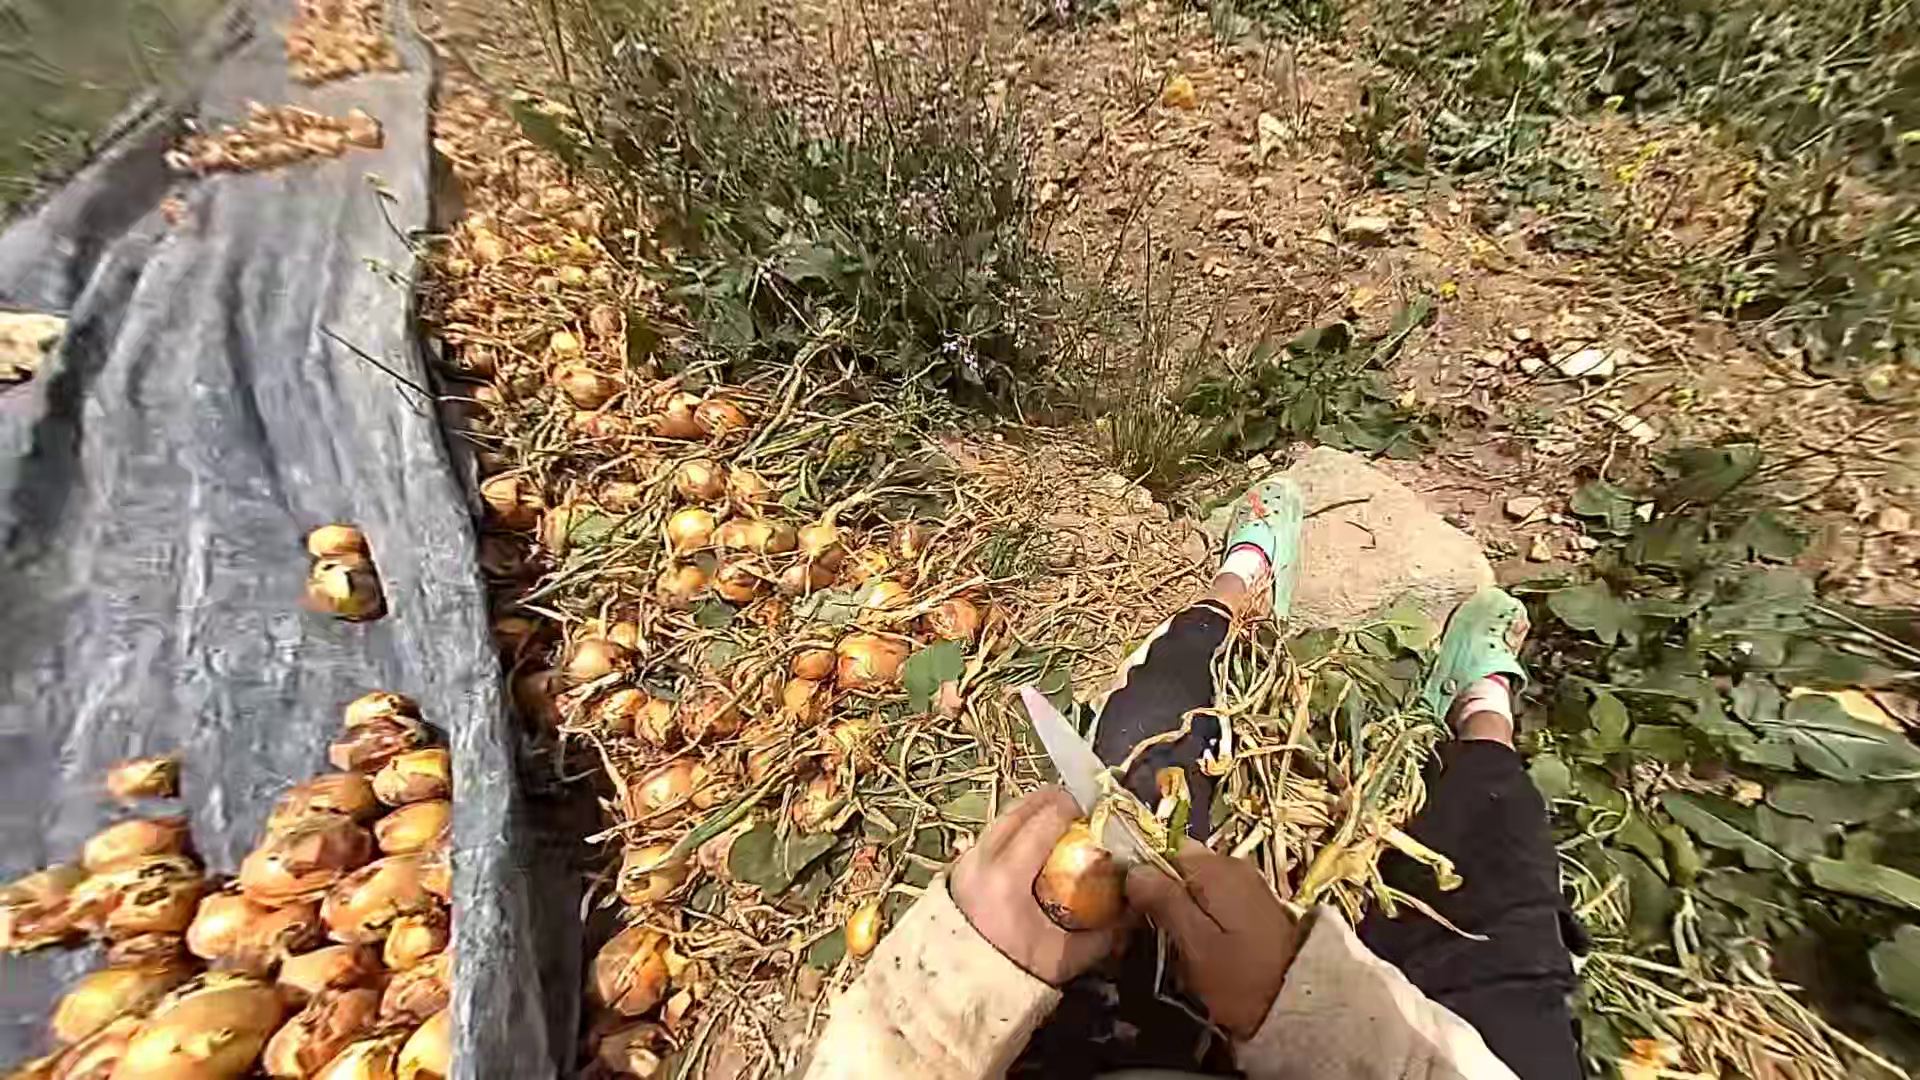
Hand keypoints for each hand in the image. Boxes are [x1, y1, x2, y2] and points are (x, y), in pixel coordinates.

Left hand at [950, 787, 1125, 984]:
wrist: (958, 988)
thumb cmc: (1013, 974)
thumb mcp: (1063, 959)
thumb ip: (1102, 933)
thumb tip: (1133, 906)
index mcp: (1008, 876)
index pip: (1045, 819)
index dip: (1073, 808)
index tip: (1094, 814)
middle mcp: (984, 855)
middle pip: (1022, 805)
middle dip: (1054, 800)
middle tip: (1080, 809)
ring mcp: (969, 854)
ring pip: (1006, 812)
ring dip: (1034, 808)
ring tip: (1060, 820)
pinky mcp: (963, 858)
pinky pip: (995, 826)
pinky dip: (1018, 822)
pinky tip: (1035, 838)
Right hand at [1125, 841, 1298, 1038]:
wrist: (1312, 1011)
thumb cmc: (1244, 976)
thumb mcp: (1195, 942)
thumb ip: (1163, 900)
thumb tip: (1133, 870)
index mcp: (1214, 866)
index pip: (1164, 849)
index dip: (1148, 875)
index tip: (1141, 908)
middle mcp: (1232, 863)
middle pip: (1182, 866)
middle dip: (1169, 892)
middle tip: (1164, 932)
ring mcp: (1249, 882)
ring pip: (1200, 883)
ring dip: (1189, 907)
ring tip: (1187, 945)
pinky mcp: (1260, 904)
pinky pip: (1220, 897)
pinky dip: (1210, 915)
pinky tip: (1212, 945)